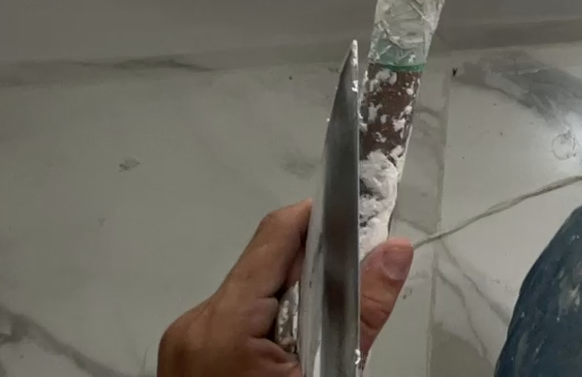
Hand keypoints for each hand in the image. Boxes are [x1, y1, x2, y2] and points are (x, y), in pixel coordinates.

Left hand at [159, 201, 415, 376]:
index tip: (364, 227)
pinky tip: (295, 351)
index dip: (325, 219)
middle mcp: (195, 323)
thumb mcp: (329, 374)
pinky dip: (274, 320)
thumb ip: (362, 310)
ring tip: (324, 336)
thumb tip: (396, 247)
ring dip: (297, 297)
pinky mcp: (187, 359)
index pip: (280, 231)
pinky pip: (241, 315)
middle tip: (353, 296)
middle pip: (272, 259)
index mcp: (222, 323)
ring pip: (259, 288)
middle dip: (318, 269)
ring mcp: (185, 344)